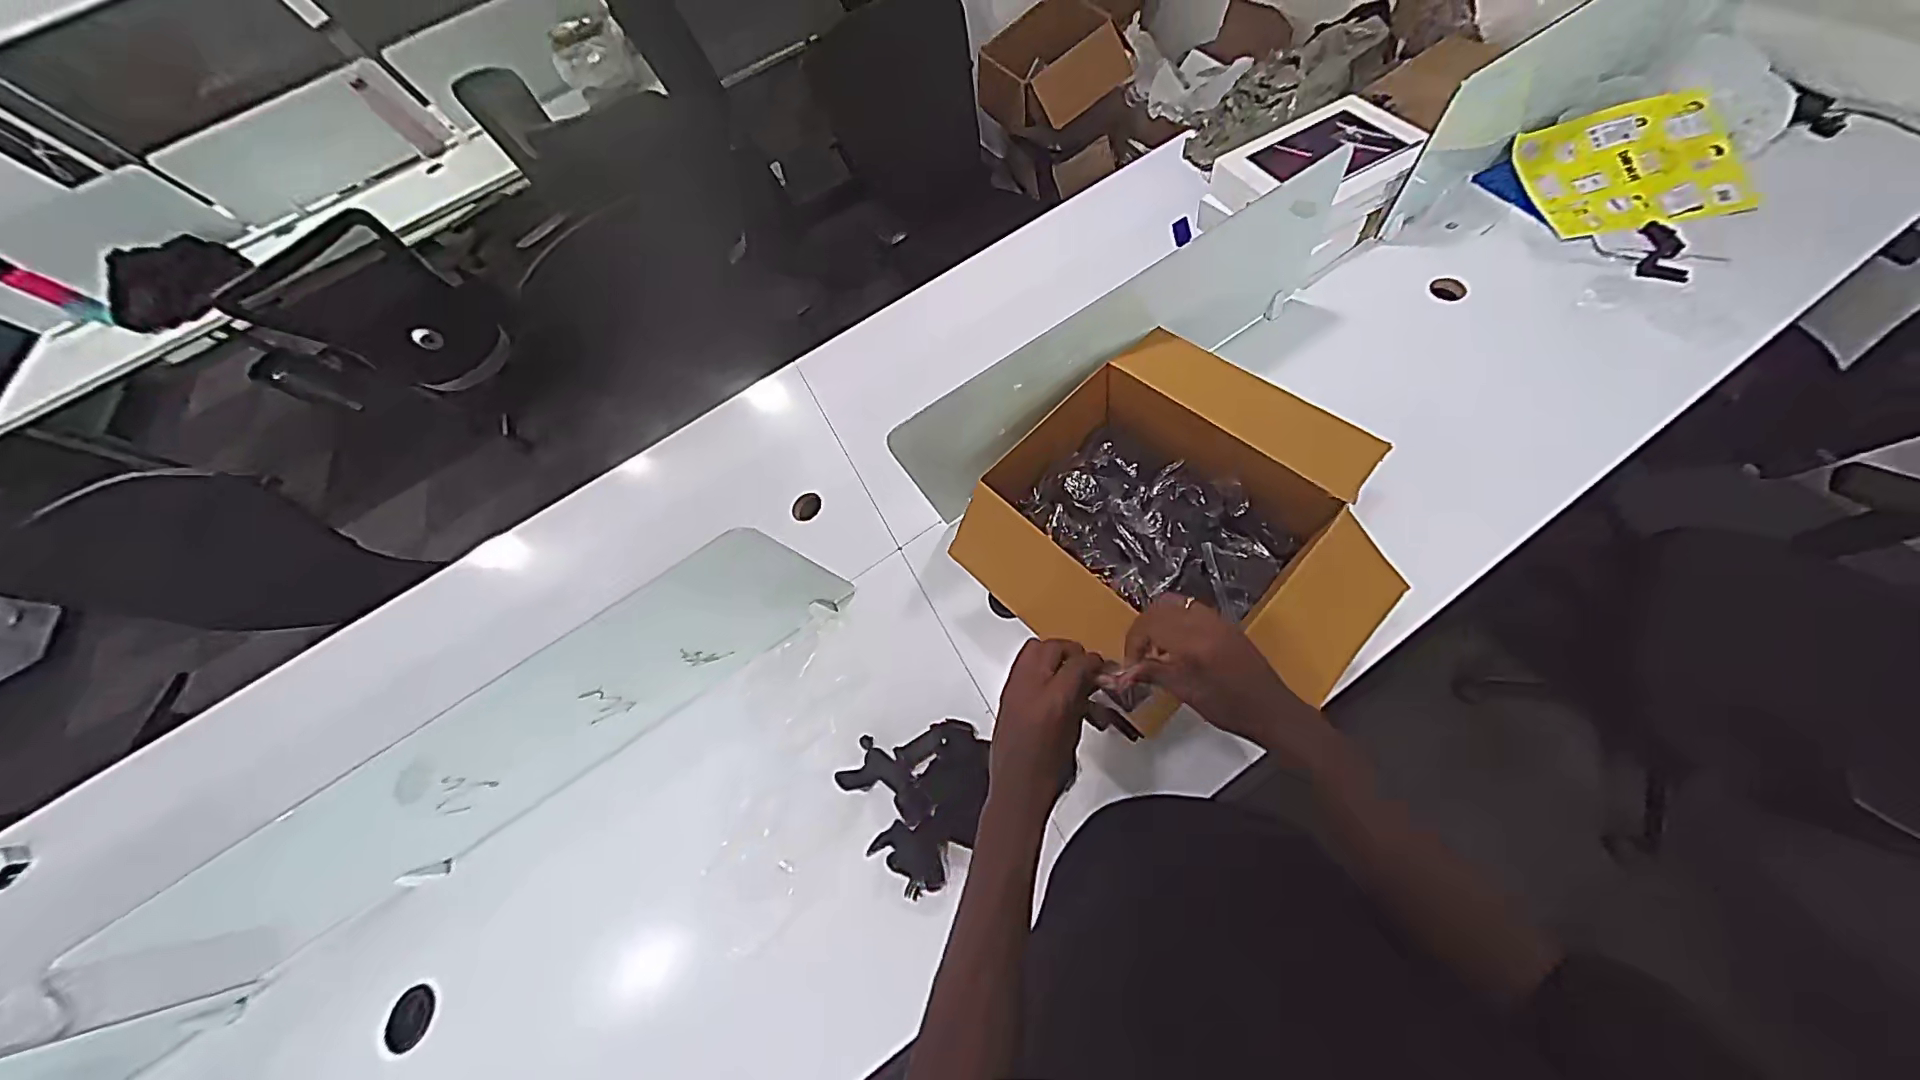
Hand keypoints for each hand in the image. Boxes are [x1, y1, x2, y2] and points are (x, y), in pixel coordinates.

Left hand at [990, 639, 1100, 814]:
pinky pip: (1022, 666)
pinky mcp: (1004, 695)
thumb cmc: (1047, 773)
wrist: (1017, 790)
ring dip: (1051, 655)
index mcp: (1054, 700)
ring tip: (1065, 671)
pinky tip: (1048, 684)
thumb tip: (1088, 683)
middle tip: (1084, 665)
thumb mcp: (1075, 732)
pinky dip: (1036, 666)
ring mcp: (1014, 689)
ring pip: (1033, 650)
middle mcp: (1030, 688)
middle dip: (1071, 652)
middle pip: (1053, 647)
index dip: (1094, 662)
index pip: (1078, 662)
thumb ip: (1082, 701)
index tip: (1099, 667)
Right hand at [1110, 595, 1338, 772]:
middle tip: (1139, 655)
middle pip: (1159, 609)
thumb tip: (1124, 672)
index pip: (1149, 624)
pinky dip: (1175, 620)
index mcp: (1193, 641)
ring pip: (1174, 604)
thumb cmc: (1229, 707)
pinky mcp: (1225, 624)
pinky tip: (1177, 645)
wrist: (1271, 710)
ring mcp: (1216, 620)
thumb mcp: (1186, 693)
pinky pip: (1190, 609)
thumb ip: (1153, 674)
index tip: (1131, 664)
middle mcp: (1204, 623)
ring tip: (1156, 649)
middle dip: (1142, 629)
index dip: (1133, 642)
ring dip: (1158, 621)